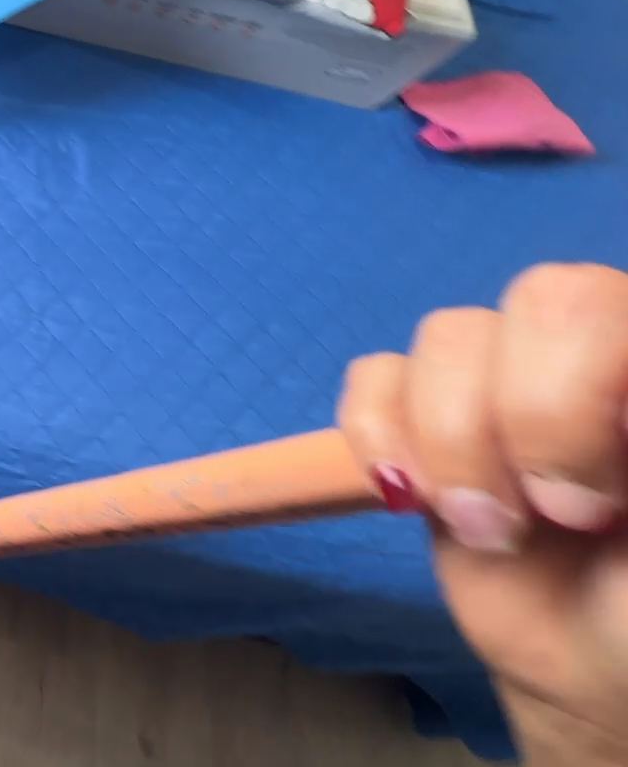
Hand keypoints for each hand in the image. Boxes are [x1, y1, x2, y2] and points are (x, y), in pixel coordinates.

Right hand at [338, 263, 627, 762]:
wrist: (597, 674)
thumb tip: (599, 392)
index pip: (606, 305)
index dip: (573, 393)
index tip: (594, 507)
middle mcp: (598, 356)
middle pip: (540, 300)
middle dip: (520, 414)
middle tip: (551, 516)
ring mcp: (505, 380)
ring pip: (445, 338)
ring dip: (449, 443)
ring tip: (483, 527)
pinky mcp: (419, 410)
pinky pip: (371, 374)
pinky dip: (374, 433)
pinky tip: (409, 494)